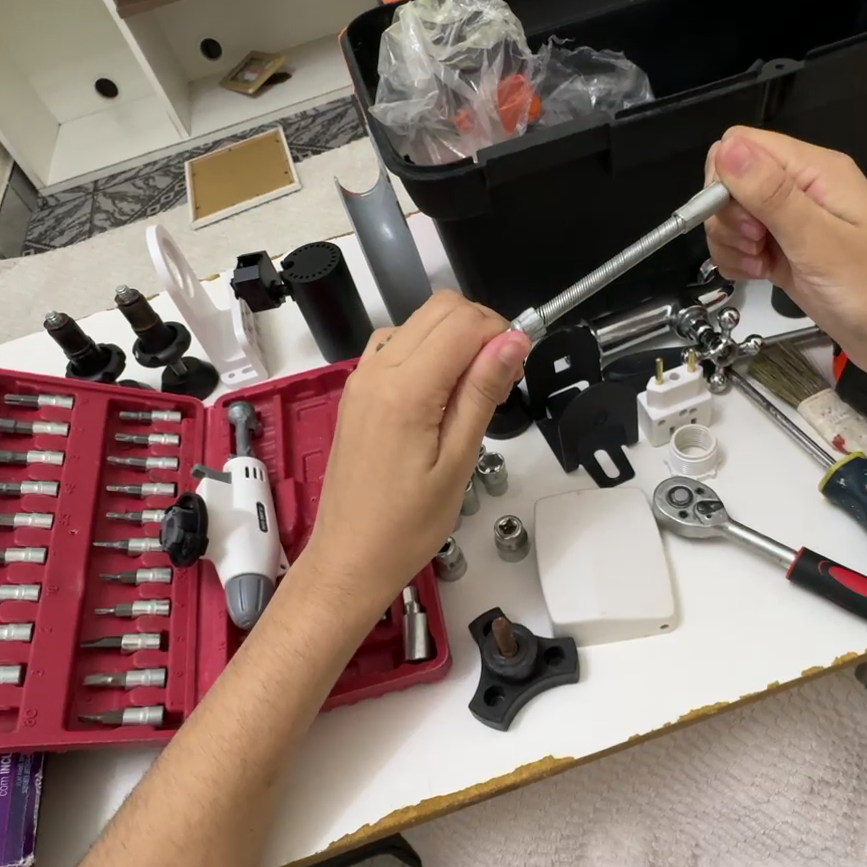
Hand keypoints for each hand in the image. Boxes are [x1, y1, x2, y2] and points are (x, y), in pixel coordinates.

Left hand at [297, 291, 527, 612]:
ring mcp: (361, 380)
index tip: (516, 371)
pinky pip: (395, 347)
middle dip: (481, 330)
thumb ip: (482, 392)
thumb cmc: (406, 525)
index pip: (462, 323)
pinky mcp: (357, 393)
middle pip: (439, 309)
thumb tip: (513, 341)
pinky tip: (441, 393)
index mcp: (405, 390)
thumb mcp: (458, 462)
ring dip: (454, 339)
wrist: (350, 556)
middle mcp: (377, 372)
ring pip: (417, 323)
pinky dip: (427, 352)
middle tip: (500, 380)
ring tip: (473, 390)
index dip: (501, 333)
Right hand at [704, 127, 866, 376]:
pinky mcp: (787, 254)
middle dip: (728, 220)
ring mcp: (792, 224)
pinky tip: (759, 277)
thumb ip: (772, 195)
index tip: (744, 224)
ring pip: (733, 217)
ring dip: (731, 245)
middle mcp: (801, 190)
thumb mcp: (820, 241)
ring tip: (760, 267)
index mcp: (815, 171)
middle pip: (731, 182)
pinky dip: (739, 263)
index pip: (742, 146)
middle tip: (757, 248)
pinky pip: (743, 246)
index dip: (726, 182)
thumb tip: (727, 150)